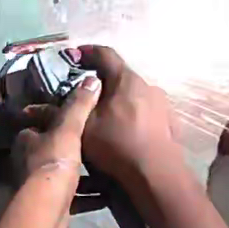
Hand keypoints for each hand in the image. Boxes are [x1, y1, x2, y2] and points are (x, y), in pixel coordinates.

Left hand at [14, 73, 101, 227]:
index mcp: (26, 141)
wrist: (48, 207)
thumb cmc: (54, 161)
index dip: (56, 122)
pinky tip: (108, 195)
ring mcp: (37, 187)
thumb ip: (80, 105)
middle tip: (97, 146)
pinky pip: (73, 198)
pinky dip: (89, 196)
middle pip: (53, 152)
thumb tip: (91, 79)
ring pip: (64, 176)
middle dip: (73, 151)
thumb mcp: (70, 128)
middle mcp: (28, 163)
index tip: (77, 122)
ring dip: (84, 176)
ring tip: (108, 171)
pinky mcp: (50, 206)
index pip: (39, 126)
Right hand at [72, 45, 184, 182]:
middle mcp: (148, 85)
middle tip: (86, 95)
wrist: (157, 175)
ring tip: (106, 118)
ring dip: (119, 102)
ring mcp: (163, 104)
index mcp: (126, 80)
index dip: (87, 52)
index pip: (105, 54)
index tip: (74, 55)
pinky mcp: (171, 123)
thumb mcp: (83, 128)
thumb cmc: (117, 145)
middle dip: (103, 83)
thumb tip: (56, 99)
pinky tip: (126, 133)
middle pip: (121, 76)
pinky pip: (147, 113)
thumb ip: (71, 108)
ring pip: (135, 96)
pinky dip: (133, 117)